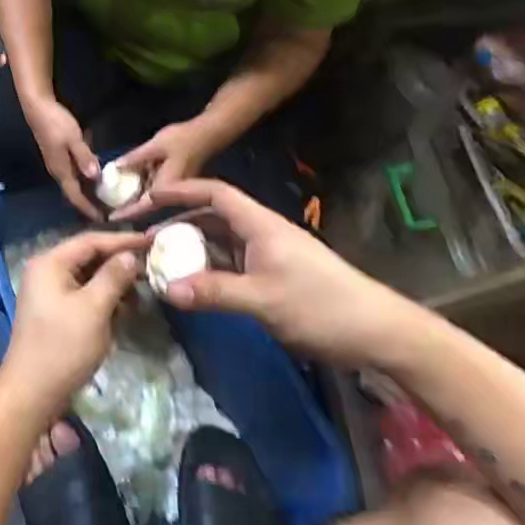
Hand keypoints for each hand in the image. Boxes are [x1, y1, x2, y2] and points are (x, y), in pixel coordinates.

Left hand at [0, 230, 150, 410]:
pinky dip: (104, 299)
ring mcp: (49, 291)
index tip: (152, 241)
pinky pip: (84, 294)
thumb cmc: (63, 347)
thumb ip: (113, 277)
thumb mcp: (94, 309)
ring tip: (141, 294)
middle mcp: (46, 270)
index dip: (123, 240)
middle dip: (119, 263)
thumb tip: (130, 256)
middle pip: (89, 257)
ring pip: (88, 277)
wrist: (32, 393)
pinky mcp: (55, 311)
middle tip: (151, 268)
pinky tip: (124, 310)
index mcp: (50, 262)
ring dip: (114, 284)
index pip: (91, 240)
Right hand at [22, 96, 102, 220]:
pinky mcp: (58, 155)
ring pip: (74, 183)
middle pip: (74, 193)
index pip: (75, 196)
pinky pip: (73, 173)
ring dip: (87, 191)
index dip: (88, 208)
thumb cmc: (55, 123)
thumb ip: (84, 157)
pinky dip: (84, 178)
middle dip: (89, 203)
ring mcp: (57, 163)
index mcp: (61, 170)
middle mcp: (58, 170)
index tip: (102, 220)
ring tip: (104, 196)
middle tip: (108, 210)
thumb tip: (96, 178)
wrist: (37, 107)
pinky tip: (95, 175)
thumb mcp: (73, 138)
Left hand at [108, 120, 217, 216]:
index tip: (110, 220)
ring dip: (132, 196)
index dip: (126, 214)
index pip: (143, 206)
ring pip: (148, 195)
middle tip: (105, 210)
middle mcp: (170, 192)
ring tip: (110, 197)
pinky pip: (153, 184)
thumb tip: (115, 167)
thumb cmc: (183, 139)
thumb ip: (135, 157)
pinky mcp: (172, 178)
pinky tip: (125, 180)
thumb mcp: (155, 146)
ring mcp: (172, 186)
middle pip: (145, 204)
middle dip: (126, 207)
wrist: (207, 133)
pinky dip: (140, 184)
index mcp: (166, 188)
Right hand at [130, 180, 428, 367]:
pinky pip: (231, 262)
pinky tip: (192, 283)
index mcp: (260, 224)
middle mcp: (261, 232)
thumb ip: (214, 292)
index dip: (180, 191)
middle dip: (177, 222)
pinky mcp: (274, 275)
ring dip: (192, 248)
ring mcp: (269, 254)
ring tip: (160, 261)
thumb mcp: (264, 301)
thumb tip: (165, 289)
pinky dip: (209, 268)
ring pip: (220, 241)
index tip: (148, 197)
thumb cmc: (322, 307)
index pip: (214, 193)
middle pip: (212, 215)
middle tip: (144, 237)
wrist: (381, 333)